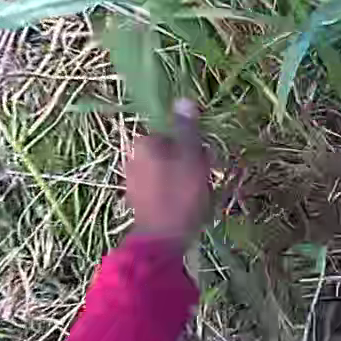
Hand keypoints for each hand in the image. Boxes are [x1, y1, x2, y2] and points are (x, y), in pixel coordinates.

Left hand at [126, 99, 210, 243]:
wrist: (162, 240)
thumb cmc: (180, 196)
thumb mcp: (191, 158)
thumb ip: (187, 130)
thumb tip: (184, 100)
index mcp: (143, 143)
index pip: (174, 134)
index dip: (194, 146)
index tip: (208, 161)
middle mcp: (132, 157)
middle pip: (171, 151)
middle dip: (191, 162)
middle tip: (206, 179)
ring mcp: (133, 180)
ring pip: (168, 170)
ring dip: (186, 179)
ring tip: (199, 197)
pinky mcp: (139, 199)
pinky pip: (163, 188)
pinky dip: (175, 193)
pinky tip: (187, 207)